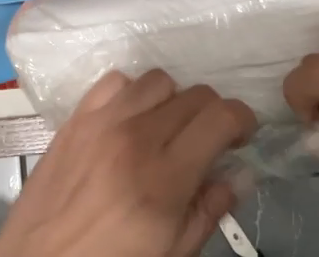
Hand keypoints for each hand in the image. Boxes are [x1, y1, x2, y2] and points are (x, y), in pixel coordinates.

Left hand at [0, 69, 257, 256]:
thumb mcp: (171, 254)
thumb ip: (207, 210)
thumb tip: (237, 175)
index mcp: (164, 176)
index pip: (220, 117)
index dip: (243, 120)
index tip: (243, 136)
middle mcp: (135, 136)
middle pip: (194, 94)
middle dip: (212, 114)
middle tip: (209, 142)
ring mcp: (102, 120)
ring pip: (157, 79)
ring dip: (173, 100)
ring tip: (169, 130)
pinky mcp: (76, 116)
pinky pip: (115, 80)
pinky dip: (132, 92)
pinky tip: (131, 119)